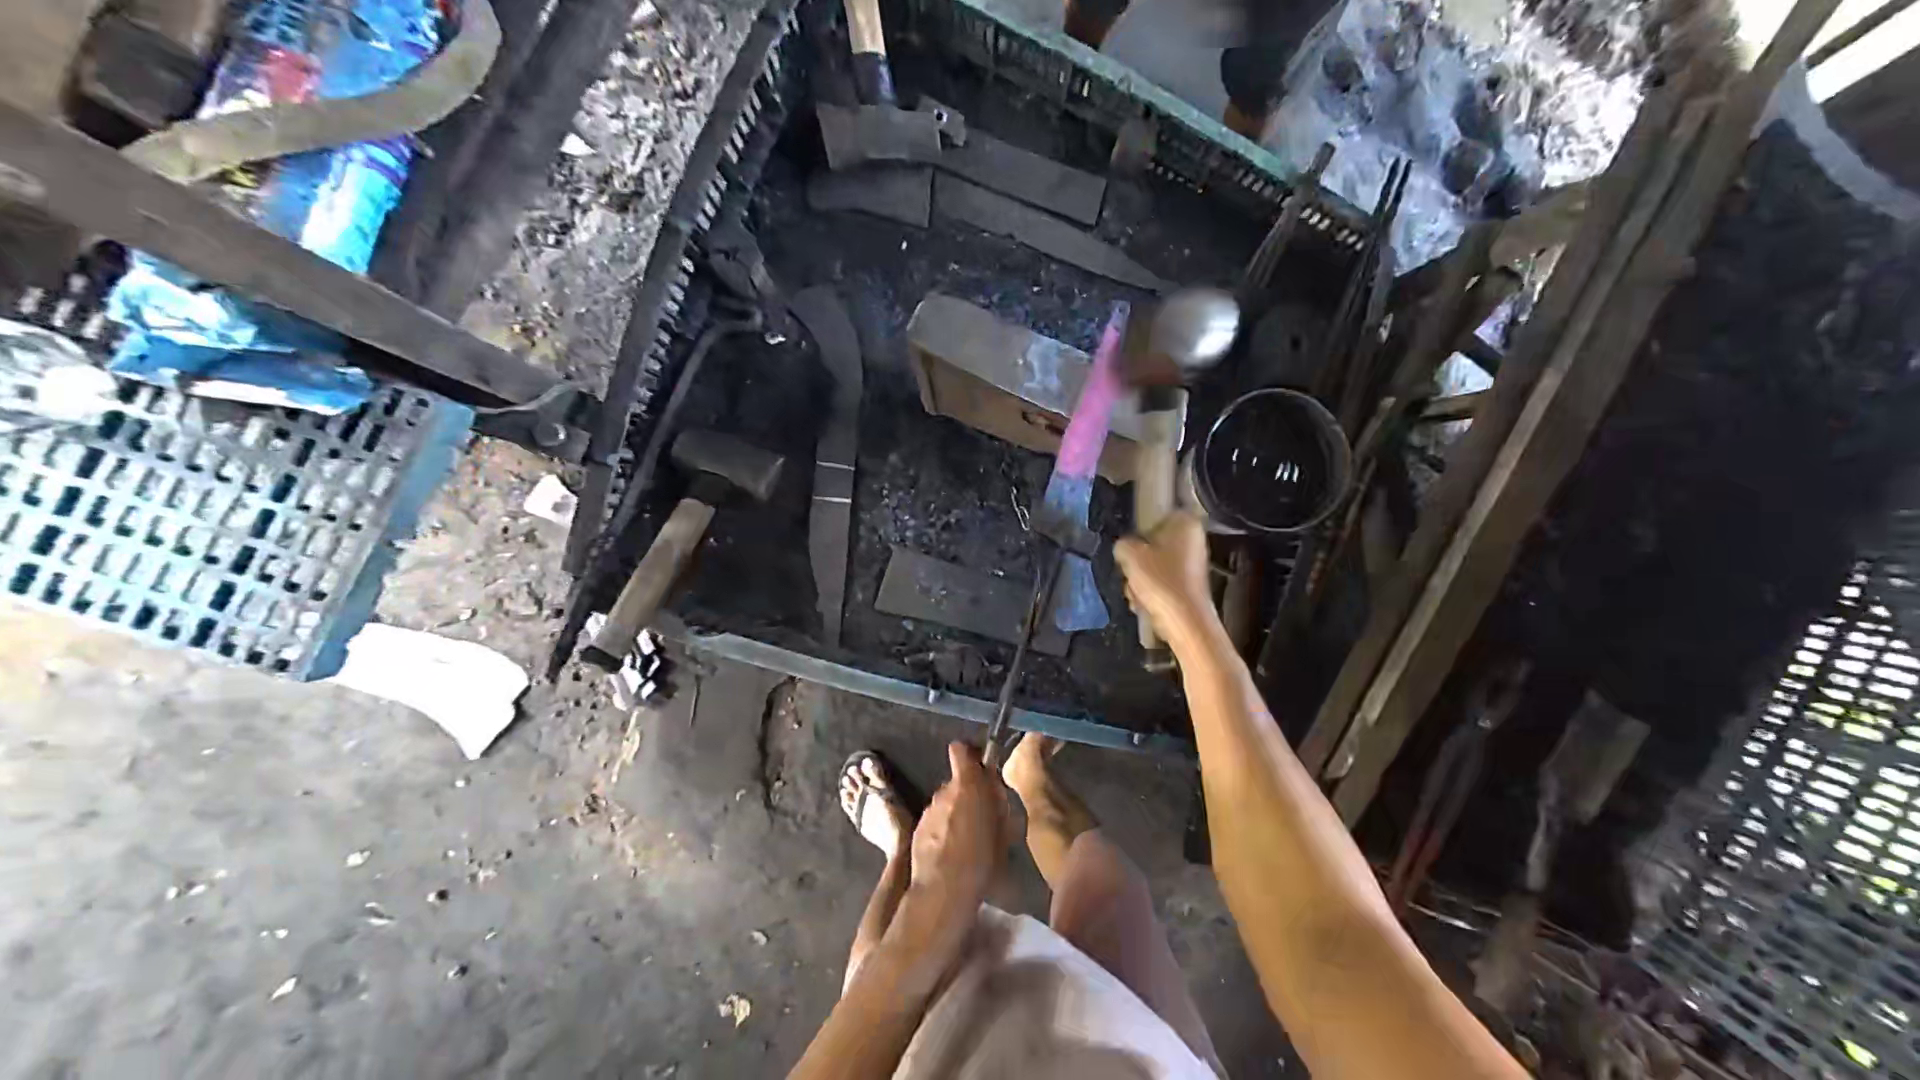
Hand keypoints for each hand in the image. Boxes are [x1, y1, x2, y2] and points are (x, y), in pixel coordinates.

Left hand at [907, 742, 1008, 914]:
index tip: (980, 768)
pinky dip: (942, 829)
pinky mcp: (917, 829)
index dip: (970, 755)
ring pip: (945, 802)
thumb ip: (997, 802)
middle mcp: (944, 791)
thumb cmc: (982, 859)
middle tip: (982, 815)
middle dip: (967, 792)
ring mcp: (928, 810)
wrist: (943, 890)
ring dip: (954, 812)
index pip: (961, 750)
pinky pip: (935, 821)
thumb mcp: (1003, 829)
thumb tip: (993, 788)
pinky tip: (950, 851)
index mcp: (968, 785)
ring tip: (967, 839)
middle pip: (956, 782)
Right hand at [1114, 511, 1218, 647]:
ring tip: (1136, 593)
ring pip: (1153, 565)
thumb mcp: (1130, 555)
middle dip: (1136, 561)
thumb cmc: (1160, 581)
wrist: (1185, 623)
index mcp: (1185, 522)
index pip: (1156, 514)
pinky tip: (1145, 604)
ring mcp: (1193, 564)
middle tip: (1130, 572)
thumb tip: (1125, 548)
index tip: (1129, 545)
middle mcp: (1194, 539)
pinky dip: (1150, 593)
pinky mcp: (1189, 586)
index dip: (1139, 529)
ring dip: (1139, 580)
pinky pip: (1160, 582)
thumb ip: (1122, 544)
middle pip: (1151, 543)